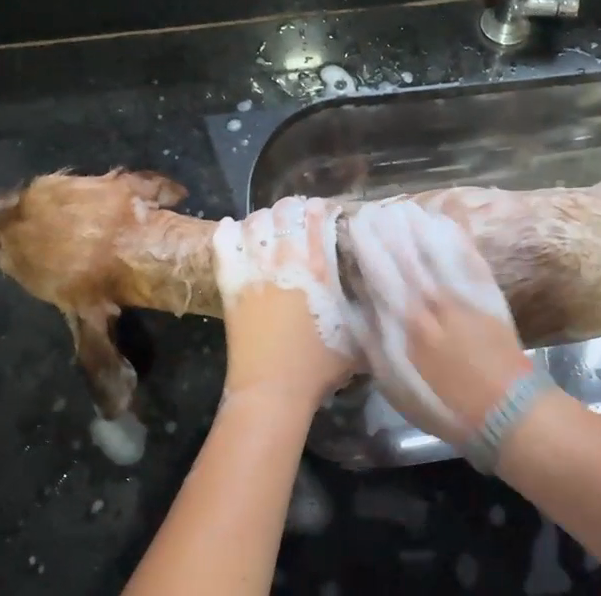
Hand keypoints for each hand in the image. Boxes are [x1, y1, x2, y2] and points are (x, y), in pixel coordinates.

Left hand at [213, 197, 356, 408]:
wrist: (271, 390)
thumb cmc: (317, 368)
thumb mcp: (356, 337)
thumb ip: (364, 311)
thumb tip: (377, 297)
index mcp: (318, 269)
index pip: (317, 220)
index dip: (320, 209)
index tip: (323, 210)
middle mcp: (286, 261)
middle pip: (285, 214)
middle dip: (292, 209)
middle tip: (296, 216)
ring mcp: (254, 270)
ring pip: (255, 223)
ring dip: (263, 218)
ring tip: (268, 224)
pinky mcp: (230, 285)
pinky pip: (223, 246)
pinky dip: (227, 232)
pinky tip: (231, 227)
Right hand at [344, 201, 532, 443]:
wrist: (503, 408)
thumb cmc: (441, 401)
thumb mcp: (392, 381)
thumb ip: (369, 338)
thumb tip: (350, 303)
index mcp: (401, 316)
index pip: (375, 264)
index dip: (363, 239)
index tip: (353, 224)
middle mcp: (427, 293)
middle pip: (401, 243)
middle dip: (384, 222)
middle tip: (373, 211)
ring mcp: (458, 284)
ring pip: (431, 237)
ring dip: (414, 218)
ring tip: (400, 208)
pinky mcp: (484, 283)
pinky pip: (463, 246)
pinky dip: (450, 227)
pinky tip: (440, 215)